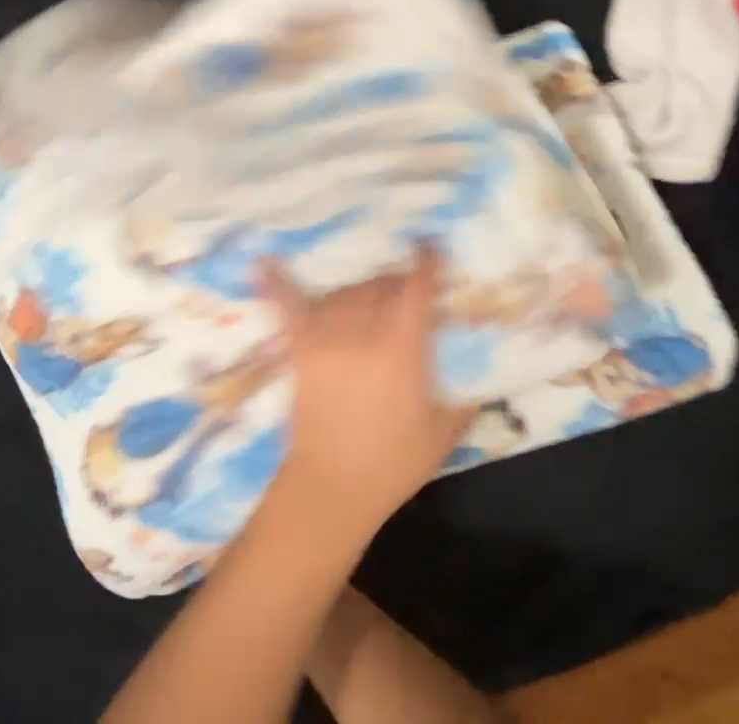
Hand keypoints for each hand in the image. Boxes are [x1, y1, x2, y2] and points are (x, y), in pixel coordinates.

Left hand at [259, 244, 475, 536]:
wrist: (333, 487)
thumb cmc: (395, 463)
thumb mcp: (444, 428)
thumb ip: (464, 391)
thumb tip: (476, 367)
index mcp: (402, 349)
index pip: (415, 288)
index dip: (425, 264)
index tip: (429, 250)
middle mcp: (362, 334)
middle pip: (379, 287)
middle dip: (395, 283)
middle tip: (405, 293)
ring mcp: (324, 340)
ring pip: (343, 294)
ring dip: (360, 291)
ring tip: (370, 298)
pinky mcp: (297, 352)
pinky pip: (285, 310)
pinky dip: (275, 285)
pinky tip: (263, 262)